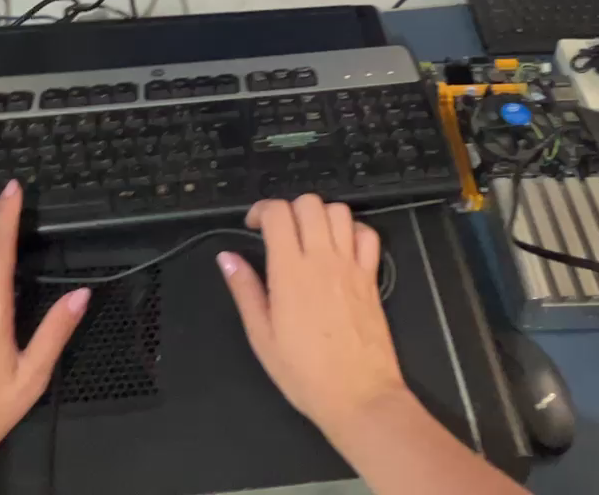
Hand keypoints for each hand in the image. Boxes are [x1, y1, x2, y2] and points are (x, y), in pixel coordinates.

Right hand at [216, 195, 410, 436]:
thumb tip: (226, 257)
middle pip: (309, 203)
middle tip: (281, 232)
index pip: (278, 213)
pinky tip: (340, 247)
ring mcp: (351, 264)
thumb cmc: (304, 373)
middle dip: (290, 208)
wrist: (359, 396)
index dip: (262, 209)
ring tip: (310, 236)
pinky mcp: (372, 275)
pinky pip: (367, 234)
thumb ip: (245, 290)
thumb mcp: (262, 337)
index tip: (254, 226)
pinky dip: (353, 230)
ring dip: (321, 215)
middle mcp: (322, 258)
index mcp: (291, 271)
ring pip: (339, 211)